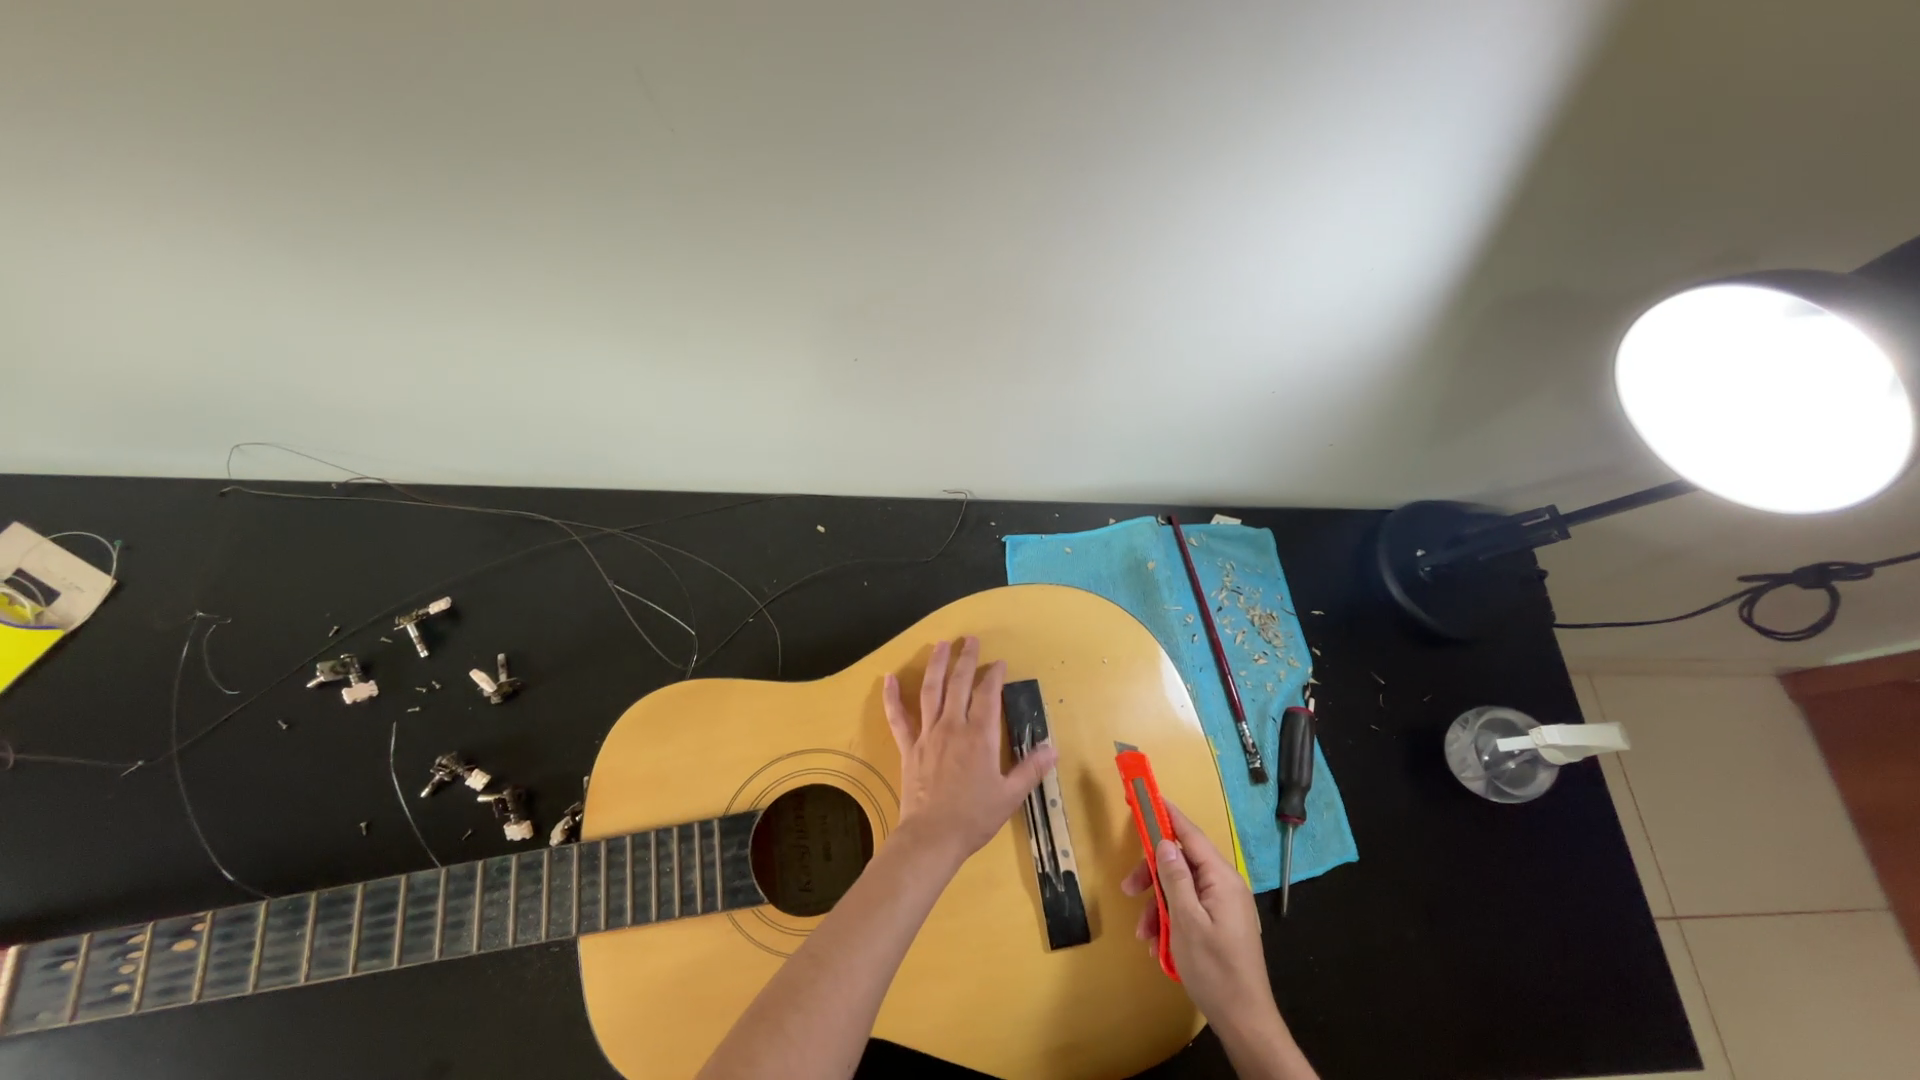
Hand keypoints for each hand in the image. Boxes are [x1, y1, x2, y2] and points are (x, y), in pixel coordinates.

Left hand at [882, 637, 1057, 868]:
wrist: (932, 837)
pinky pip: (898, 718)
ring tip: (941, 644)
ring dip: (936, 666)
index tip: (999, 662)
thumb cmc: (974, 817)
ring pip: (931, 692)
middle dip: (966, 659)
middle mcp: (953, 727)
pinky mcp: (908, 748)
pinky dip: (892, 697)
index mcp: (980, 737)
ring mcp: (927, 735)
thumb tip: (1053, 748)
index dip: (994, 676)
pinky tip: (888, 678)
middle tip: (970, 639)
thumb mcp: (1010, 795)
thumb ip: (1030, 769)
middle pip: (959, 684)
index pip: (987, 695)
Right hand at [1122, 802, 1278, 1033]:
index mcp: (1221, 879)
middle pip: (1182, 862)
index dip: (1167, 815)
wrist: (1244, 1020)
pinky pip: (1189, 908)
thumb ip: (1175, 878)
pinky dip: (1170, 920)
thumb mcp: (1186, 921)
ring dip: (1158, 905)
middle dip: (1153, 874)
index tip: (1146, 797)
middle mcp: (1225, 886)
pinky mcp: (1220, 925)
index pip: (1191, 835)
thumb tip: (1164, 843)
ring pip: (1181, 888)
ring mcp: (1224, 906)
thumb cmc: (1214, 969)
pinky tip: (1158, 944)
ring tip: (1144, 934)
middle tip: (1127, 889)